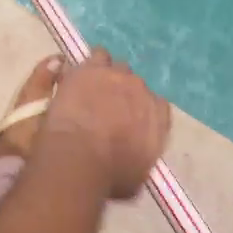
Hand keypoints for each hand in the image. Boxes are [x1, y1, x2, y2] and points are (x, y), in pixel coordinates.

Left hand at [38, 48, 171, 199]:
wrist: (81, 155)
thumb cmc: (110, 175)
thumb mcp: (137, 176)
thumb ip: (141, 156)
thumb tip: (135, 156)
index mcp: (157, 115)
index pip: (156, 105)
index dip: (141, 109)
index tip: (128, 117)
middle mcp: (140, 90)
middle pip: (132, 81)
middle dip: (120, 89)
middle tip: (103, 102)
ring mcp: (115, 75)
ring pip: (112, 63)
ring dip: (103, 71)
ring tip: (89, 84)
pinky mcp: (91, 67)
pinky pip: (93, 56)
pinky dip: (86, 64)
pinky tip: (75, 75)